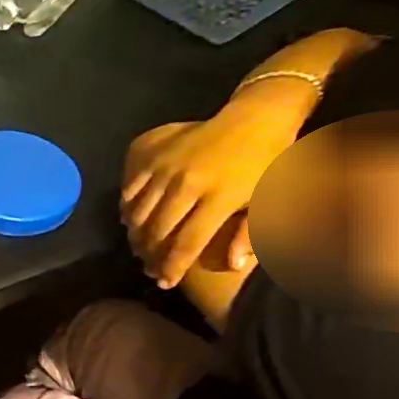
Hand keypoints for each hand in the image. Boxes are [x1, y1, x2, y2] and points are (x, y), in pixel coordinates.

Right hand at [121, 101, 297, 286]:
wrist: (256, 116)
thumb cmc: (270, 159)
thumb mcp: (272, 197)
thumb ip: (251, 232)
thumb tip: (233, 265)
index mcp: (219, 198)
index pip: (188, 242)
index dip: (173, 265)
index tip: (164, 282)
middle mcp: (187, 186)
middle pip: (157, 230)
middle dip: (150, 254)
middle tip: (149, 268)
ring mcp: (166, 171)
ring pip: (138, 213)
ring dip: (136, 235)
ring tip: (139, 248)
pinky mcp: (152, 159)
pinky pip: (130, 190)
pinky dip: (126, 208)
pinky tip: (130, 220)